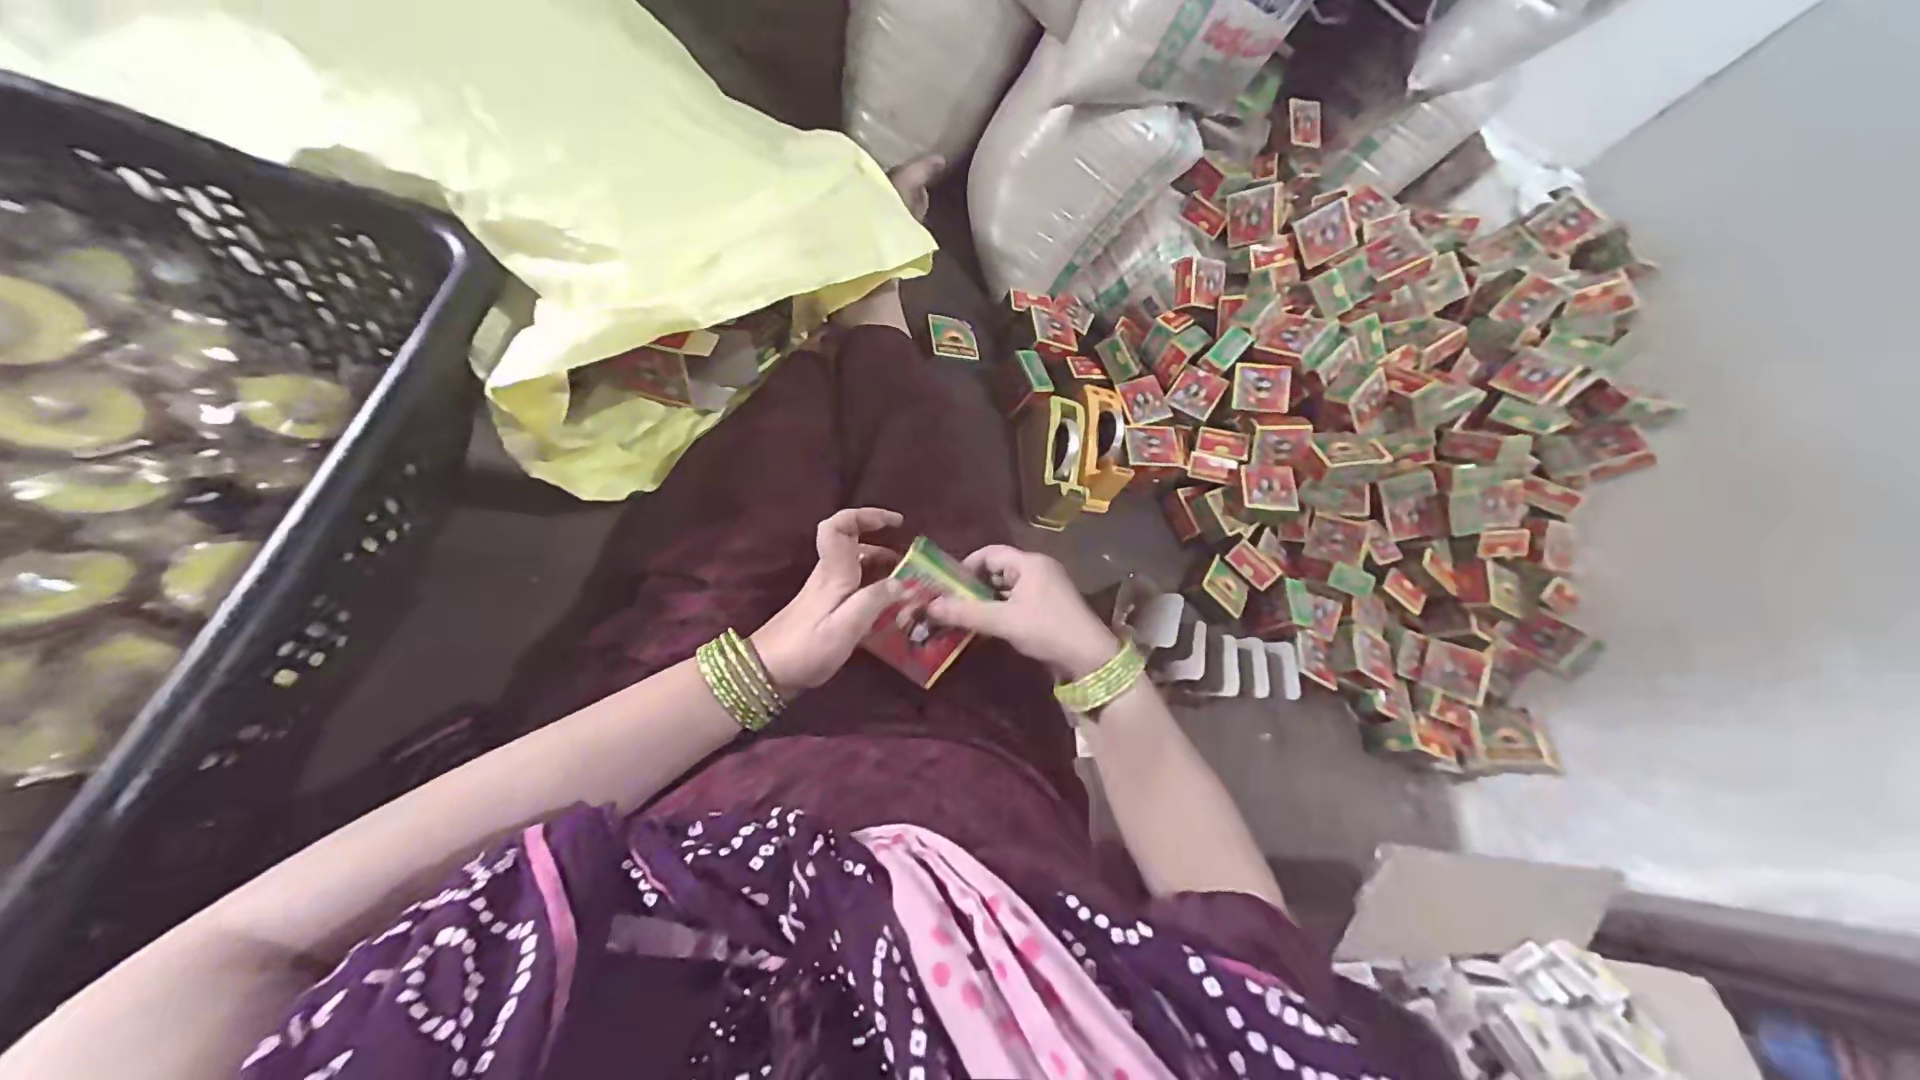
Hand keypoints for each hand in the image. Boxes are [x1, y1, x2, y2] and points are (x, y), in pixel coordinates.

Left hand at [751, 508, 903, 695]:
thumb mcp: (844, 628)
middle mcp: (828, 574)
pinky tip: (886, 604)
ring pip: (855, 562)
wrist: (766, 672)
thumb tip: (900, 583)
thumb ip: (873, 601)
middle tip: (908, 558)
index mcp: (833, 573)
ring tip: (904, 581)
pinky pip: (854, 582)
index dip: (866, 515)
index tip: (895, 522)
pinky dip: (873, 584)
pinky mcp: (824, 606)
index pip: (839, 526)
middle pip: (852, 541)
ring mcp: (824, 590)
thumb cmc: (805, 649)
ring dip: (880, 564)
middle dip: (881, 541)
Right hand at [926, 546, 1120, 681]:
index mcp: (1030, 563)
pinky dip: (1001, 609)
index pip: (990, 553)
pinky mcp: (1049, 606)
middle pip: (998, 569)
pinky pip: (1018, 600)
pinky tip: (988, 625)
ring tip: (965, 616)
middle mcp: (1039, 569)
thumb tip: (930, 606)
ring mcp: (1046, 587)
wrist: (1089, 658)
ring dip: (987, 599)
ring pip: (1007, 587)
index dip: (966, 566)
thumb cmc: (1046, 629)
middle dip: (974, 585)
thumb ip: (966, 612)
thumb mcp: (1003, 621)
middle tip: (952, 603)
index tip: (948, 585)